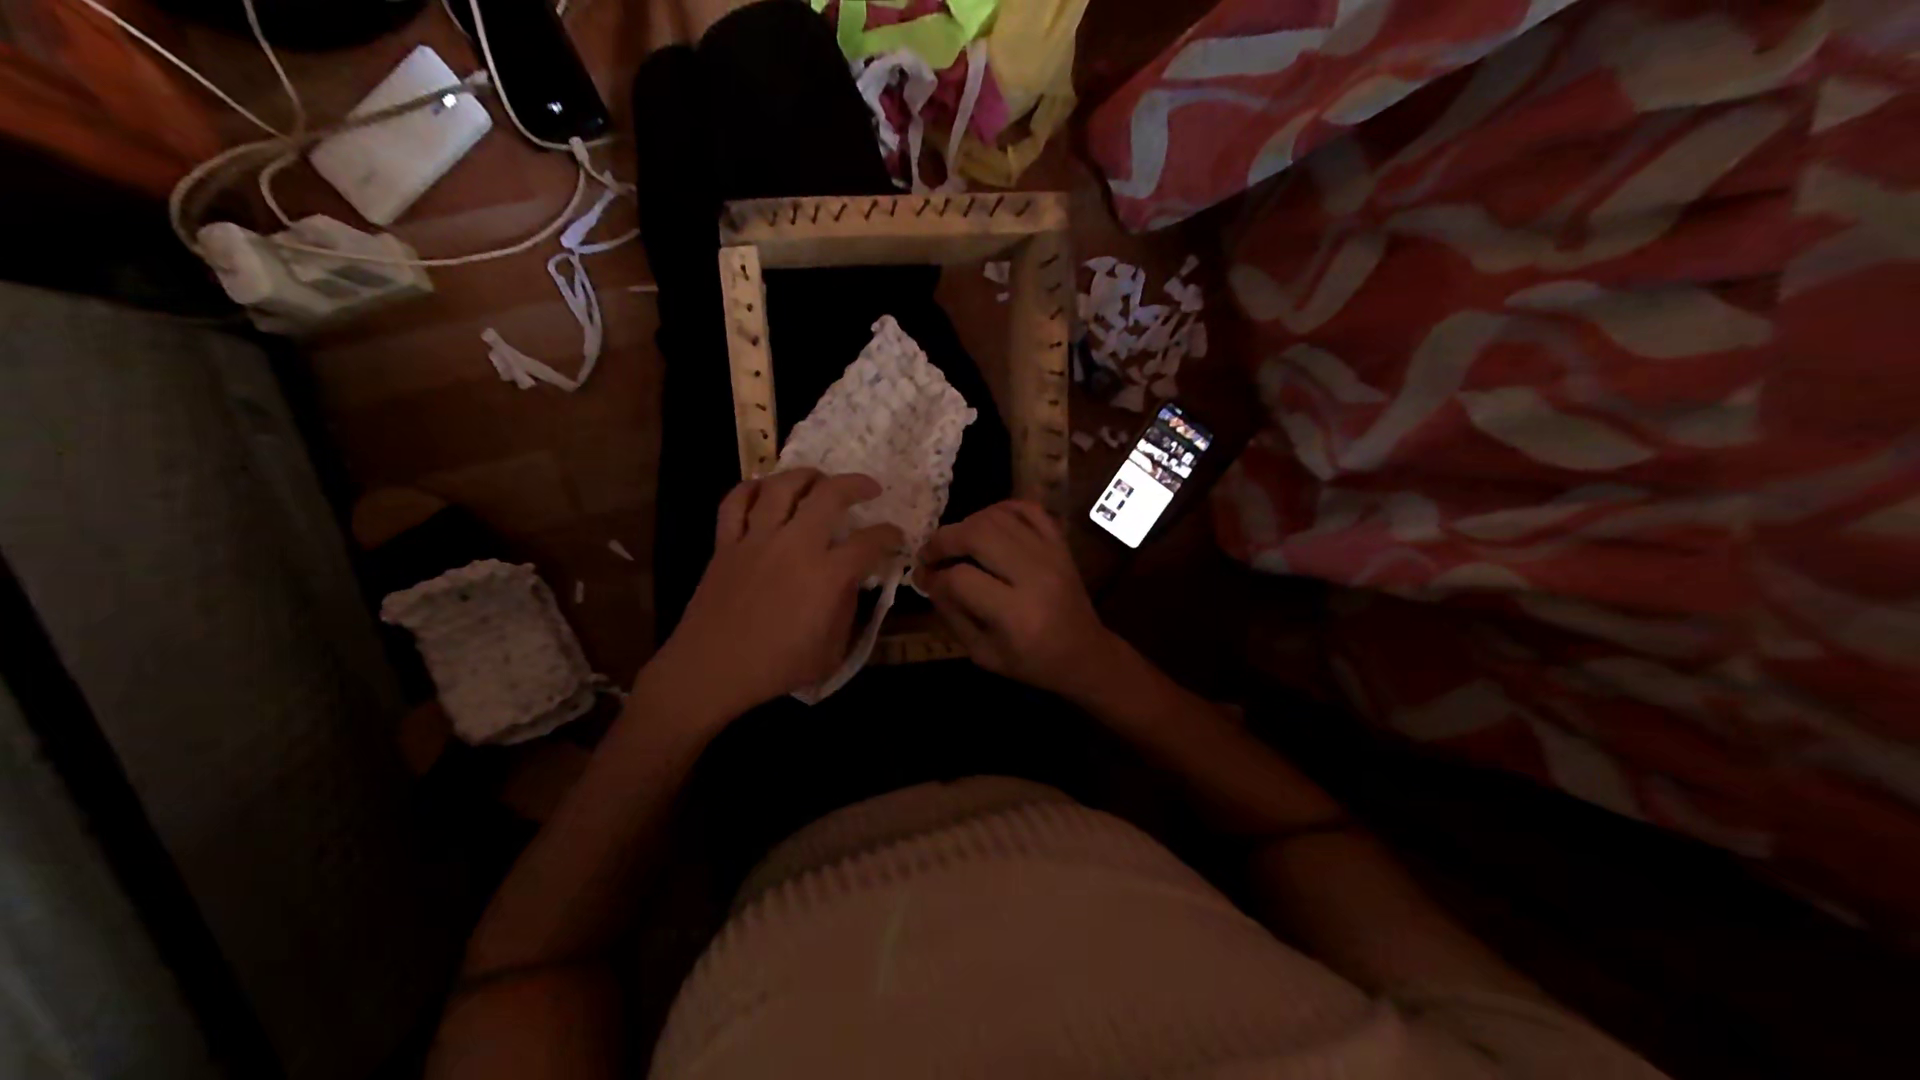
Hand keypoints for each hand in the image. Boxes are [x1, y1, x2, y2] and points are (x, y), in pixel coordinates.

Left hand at [653, 470, 902, 717]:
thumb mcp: (830, 652)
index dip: (889, 535)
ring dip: (806, 476)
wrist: (712, 669)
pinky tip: (763, 489)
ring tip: (818, 479)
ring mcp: (757, 539)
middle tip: (868, 488)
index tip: (895, 536)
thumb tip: (850, 584)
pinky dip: (751, 488)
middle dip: (856, 485)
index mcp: (827, 575)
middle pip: (829, 495)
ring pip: (782, 487)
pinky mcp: (726, 543)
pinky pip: (736, 502)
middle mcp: (795, 545)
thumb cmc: (776, 667)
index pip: (869, 541)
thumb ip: (846, 611)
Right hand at [918, 500, 1119, 696]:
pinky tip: (985, 525)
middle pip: (977, 535)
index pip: (961, 578)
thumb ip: (952, 614)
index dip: (933, 576)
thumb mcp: (983, 653)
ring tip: (955, 543)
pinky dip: (1000, 509)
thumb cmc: (1031, 661)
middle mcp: (1034, 576)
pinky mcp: (1060, 543)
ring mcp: (1051, 554)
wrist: (1084, 653)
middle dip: (943, 540)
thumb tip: (928, 577)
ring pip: (997, 517)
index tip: (922, 578)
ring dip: (966, 524)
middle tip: (929, 553)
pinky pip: (1027, 508)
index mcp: (1016, 613)